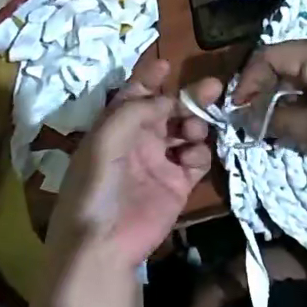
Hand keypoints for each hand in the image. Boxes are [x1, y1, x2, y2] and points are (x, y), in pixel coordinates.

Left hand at [49, 59, 220, 271]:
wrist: (102, 243)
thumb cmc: (95, 187)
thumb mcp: (105, 141)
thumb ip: (135, 112)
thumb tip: (168, 98)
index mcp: (116, 127)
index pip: (135, 95)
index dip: (150, 78)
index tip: (167, 64)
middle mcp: (140, 140)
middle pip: (169, 109)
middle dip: (188, 97)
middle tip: (212, 87)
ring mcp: (161, 162)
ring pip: (187, 131)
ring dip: (196, 124)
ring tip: (194, 131)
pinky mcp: (178, 185)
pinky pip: (197, 160)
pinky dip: (200, 154)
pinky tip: (191, 159)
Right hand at [235, 36, 306, 177]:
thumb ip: (276, 119)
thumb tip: (249, 117)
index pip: (268, 56)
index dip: (248, 81)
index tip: (236, 109)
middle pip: (280, 61)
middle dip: (262, 89)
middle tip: (250, 119)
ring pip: (295, 73)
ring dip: (280, 96)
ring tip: (270, 123)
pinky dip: (298, 98)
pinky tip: (295, 119)